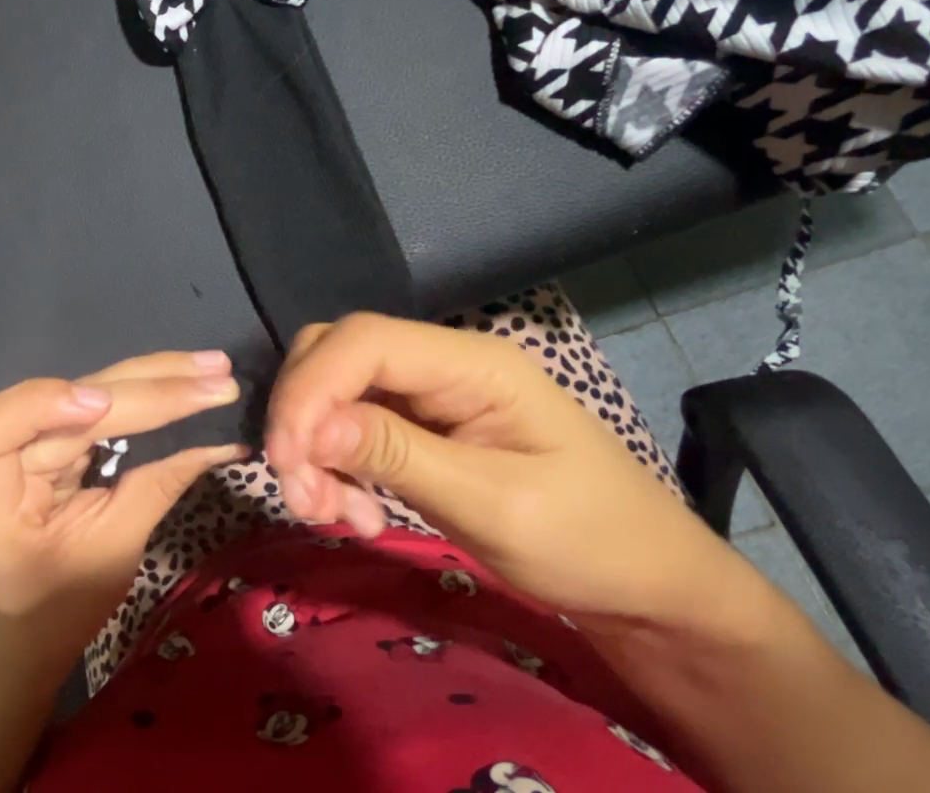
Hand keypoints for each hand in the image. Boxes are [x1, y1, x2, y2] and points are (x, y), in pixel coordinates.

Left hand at [0, 351, 248, 648]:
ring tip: (211, 368)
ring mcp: (24, 439)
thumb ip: (154, 488)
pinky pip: (95, 404)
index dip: (37, 405)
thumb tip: (218, 440)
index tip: (101, 402)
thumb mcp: (111, 552)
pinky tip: (182, 377)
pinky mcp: (53, 433)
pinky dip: (141, 392)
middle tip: (212, 377)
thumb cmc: (64, 603)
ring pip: (84, 392)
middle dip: (138, 388)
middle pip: (57, 403)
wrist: (38, 619)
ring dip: (151, 378)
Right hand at [264, 314, 754, 630]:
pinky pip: (345, 432)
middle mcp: (440, 366)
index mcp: (473, 364)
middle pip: (333, 358)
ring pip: (330, 396)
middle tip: (299, 493)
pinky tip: (351, 515)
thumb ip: (398, 456)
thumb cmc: (590, 541)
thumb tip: (310, 429)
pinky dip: (330, 471)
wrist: (643, 587)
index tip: (286, 459)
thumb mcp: (495, 504)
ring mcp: (425, 398)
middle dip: (301, 421)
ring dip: (311, 453)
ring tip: (328, 517)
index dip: (309, 390)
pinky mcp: (413, 432)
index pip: (362, 342)